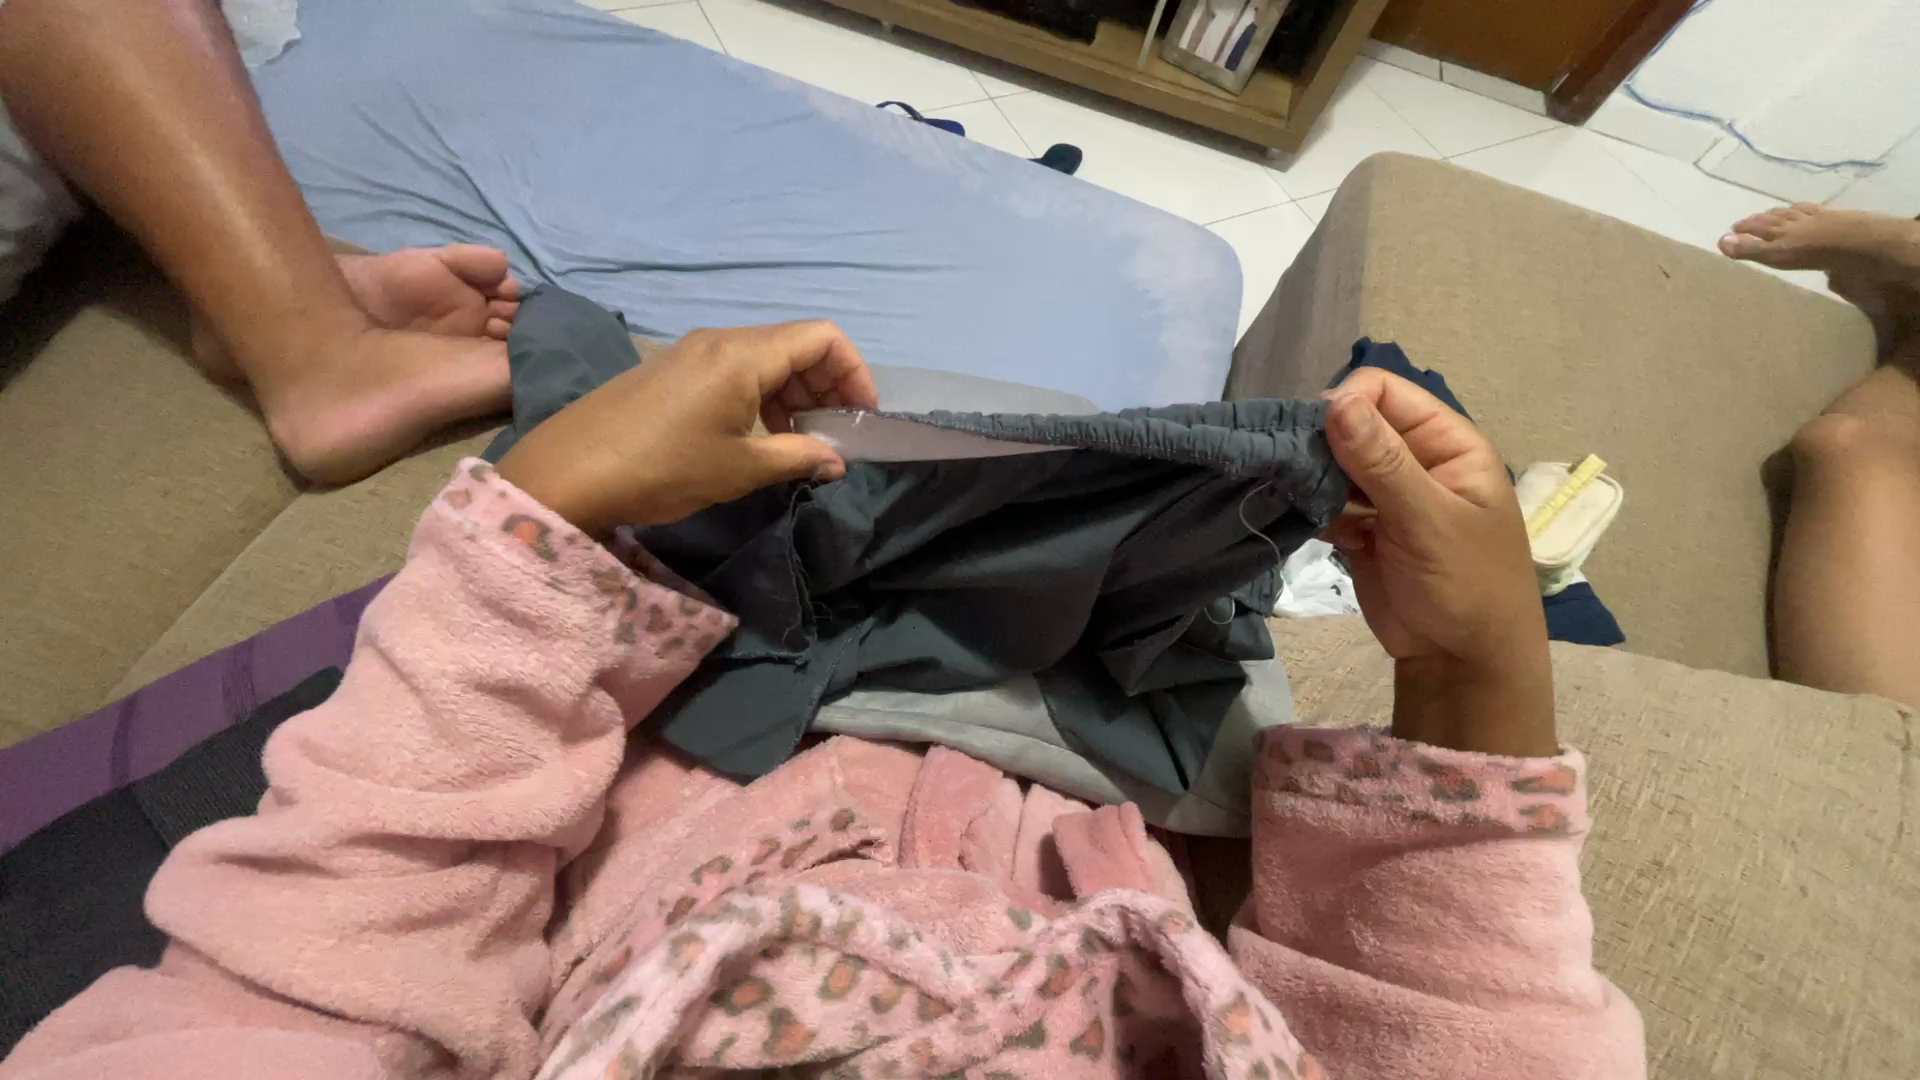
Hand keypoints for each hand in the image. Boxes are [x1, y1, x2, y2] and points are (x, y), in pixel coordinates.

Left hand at [497, 320, 877, 533]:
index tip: (862, 417)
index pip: (824, 338)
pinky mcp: (674, 370)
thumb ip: (800, 457)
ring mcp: (694, 352)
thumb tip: (837, 460)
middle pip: (798, 346)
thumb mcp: (742, 468)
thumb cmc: (664, 467)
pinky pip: (737, 370)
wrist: (569, 472)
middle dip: (828, 387)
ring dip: (796, 396)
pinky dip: (764, 397)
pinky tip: (759, 435)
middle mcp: (722, 340)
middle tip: (835, 436)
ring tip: (800, 441)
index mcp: (744, 354)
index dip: (855, 373)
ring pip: (767, 359)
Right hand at [1322, 368, 1555, 756]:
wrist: (1458, 659)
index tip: (1312, 437)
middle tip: (1287, 468)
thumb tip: (1335, 402)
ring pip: (1331, 464)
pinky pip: (1322, 502)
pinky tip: (1291, 517)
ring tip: (1284, 493)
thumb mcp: (1427, 519)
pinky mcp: (1357, 528)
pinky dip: (1305, 507)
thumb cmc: (1464, 583)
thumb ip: (1381, 461)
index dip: (1346, 404)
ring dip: (1306, 476)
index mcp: (1446, 445)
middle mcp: (1412, 462)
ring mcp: (1382, 496)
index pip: (1385, 394)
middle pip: (1351, 426)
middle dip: (1317, 442)